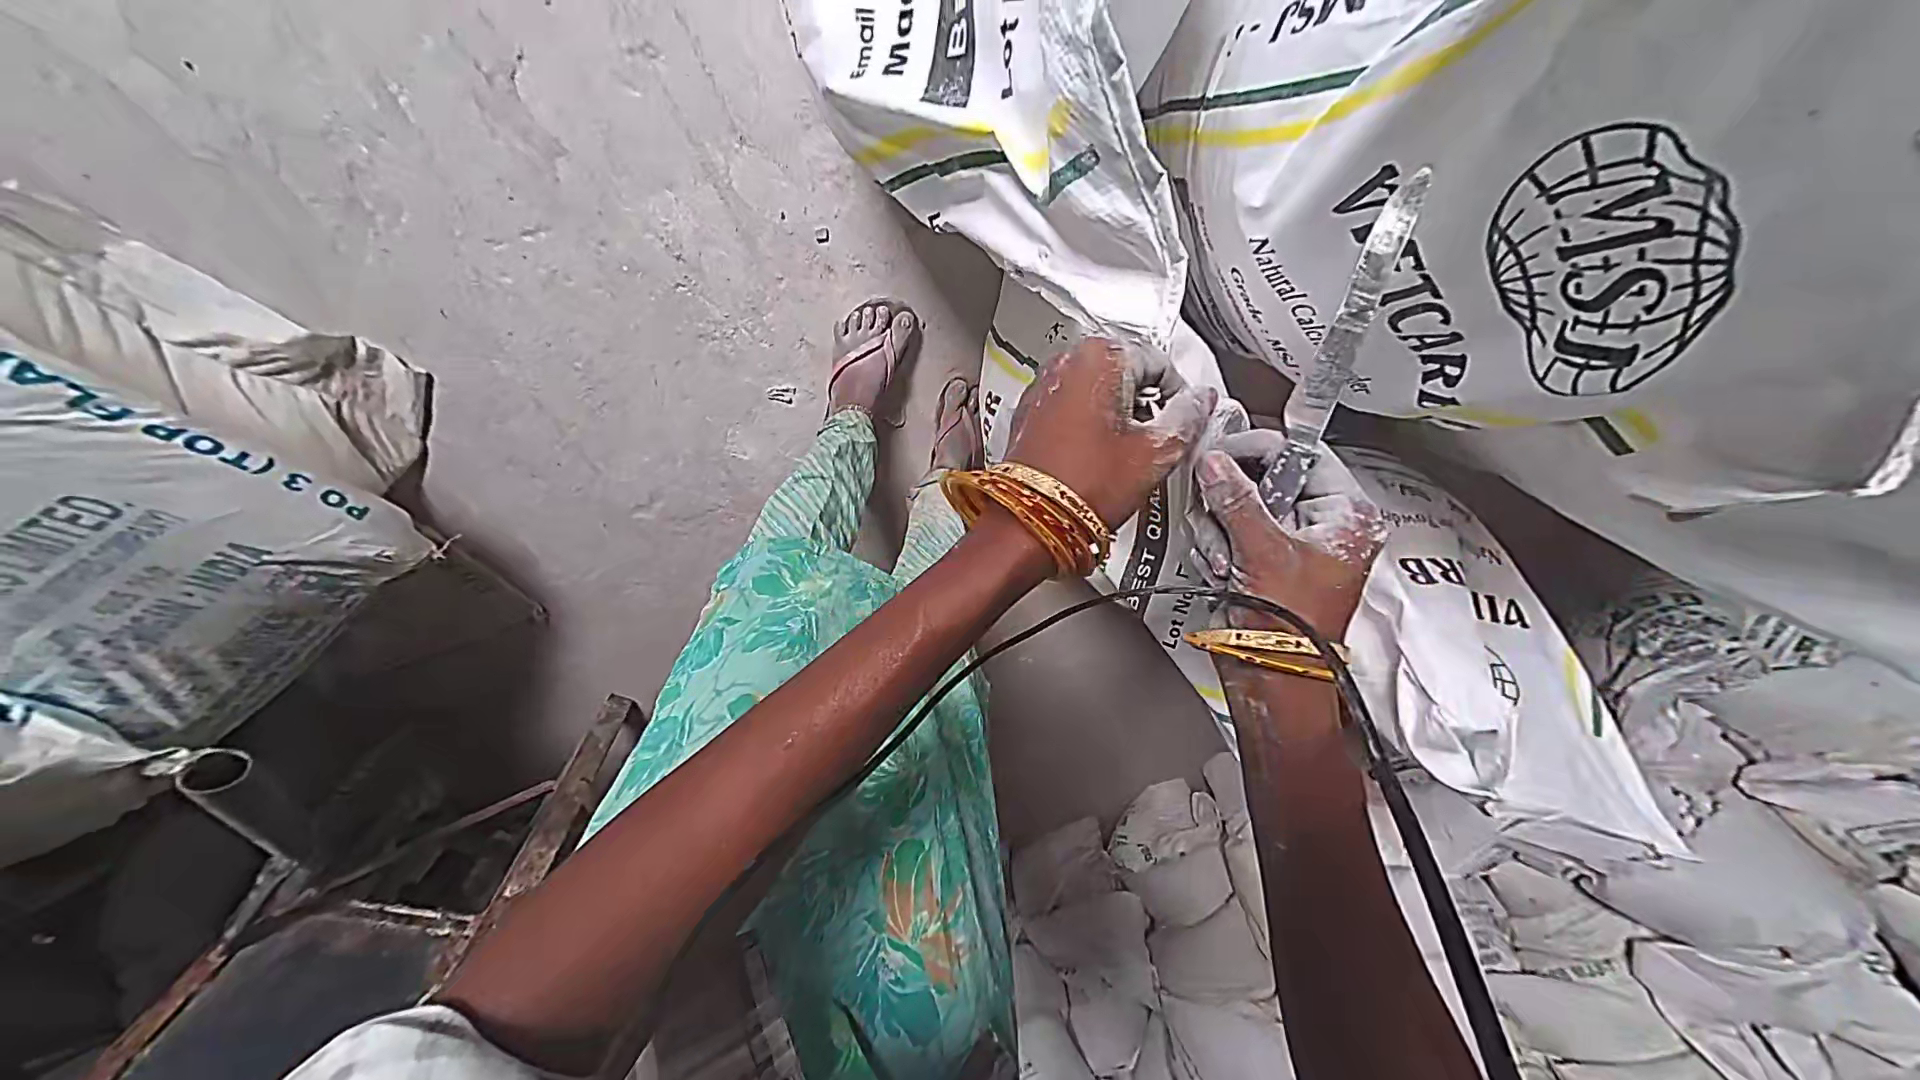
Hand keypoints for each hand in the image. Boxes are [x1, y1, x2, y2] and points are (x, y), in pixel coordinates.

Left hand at [1005, 337, 1216, 526]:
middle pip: (1125, 373)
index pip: (1159, 362)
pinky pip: (1071, 409)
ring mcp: (1042, 388)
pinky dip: (1088, 425)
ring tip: (1126, 452)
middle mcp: (1064, 363)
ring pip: (1096, 390)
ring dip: (1117, 414)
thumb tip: (1200, 401)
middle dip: (1145, 404)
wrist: (1031, 521)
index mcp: (1099, 357)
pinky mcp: (1030, 414)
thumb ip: (1188, 417)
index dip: (1178, 394)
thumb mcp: (1154, 452)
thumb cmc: (1083, 487)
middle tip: (1156, 438)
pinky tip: (1096, 455)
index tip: (1184, 418)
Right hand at [1192, 430, 1384, 636]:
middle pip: (1262, 479)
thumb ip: (1237, 500)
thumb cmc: (1293, 630)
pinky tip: (1222, 570)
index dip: (1261, 449)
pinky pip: (1225, 531)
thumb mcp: (1265, 552)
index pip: (1303, 454)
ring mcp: (1283, 542)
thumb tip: (1216, 463)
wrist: (1271, 677)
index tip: (1224, 451)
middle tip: (1220, 517)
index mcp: (1342, 515)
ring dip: (1219, 531)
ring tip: (1227, 560)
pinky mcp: (1257, 558)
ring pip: (1236, 506)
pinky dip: (1215, 548)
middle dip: (1231, 504)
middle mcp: (1316, 524)